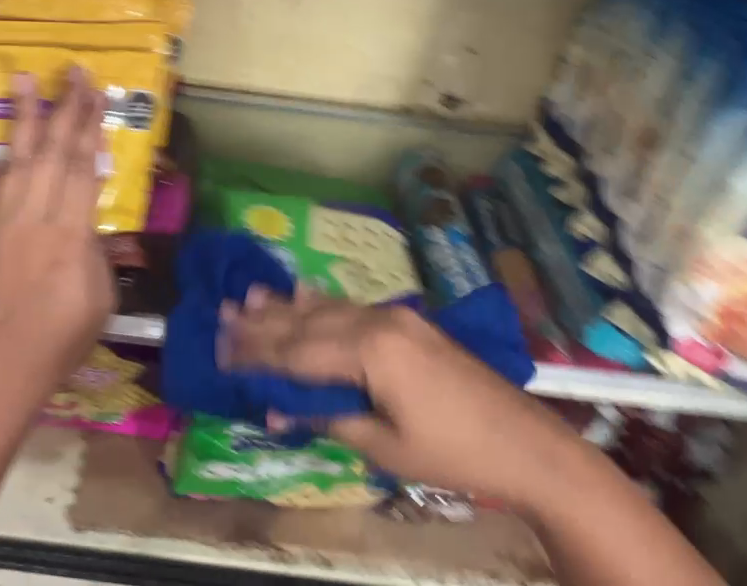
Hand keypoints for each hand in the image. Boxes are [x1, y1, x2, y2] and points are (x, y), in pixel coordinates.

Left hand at [0, 67, 116, 407]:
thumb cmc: (60, 344)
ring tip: (24, 79)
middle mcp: (35, 219)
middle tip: (73, 69)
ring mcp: (2, 225)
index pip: (84, 167)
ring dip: (21, 118)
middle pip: (53, 153)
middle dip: (65, 108)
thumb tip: (89, 224)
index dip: (91, 126)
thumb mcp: (100, 301)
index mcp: (71, 235)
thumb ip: (96, 254)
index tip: (98, 91)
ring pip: (14, 161)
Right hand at [220, 290, 581, 510]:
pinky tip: (302, 292)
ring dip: (286, 307)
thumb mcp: (384, 446)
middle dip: (262, 324)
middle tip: (220, 318)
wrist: (527, 443)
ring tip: (246, 298)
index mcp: (370, 350)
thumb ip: (328, 418)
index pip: (298, 351)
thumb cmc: (453, 453)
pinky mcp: (410, 324)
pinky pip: (353, 307)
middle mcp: (379, 321)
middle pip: (308, 322)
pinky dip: (322, 302)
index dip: (257, 354)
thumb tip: (276, 407)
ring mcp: (397, 318)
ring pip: (328, 309)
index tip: (219, 351)